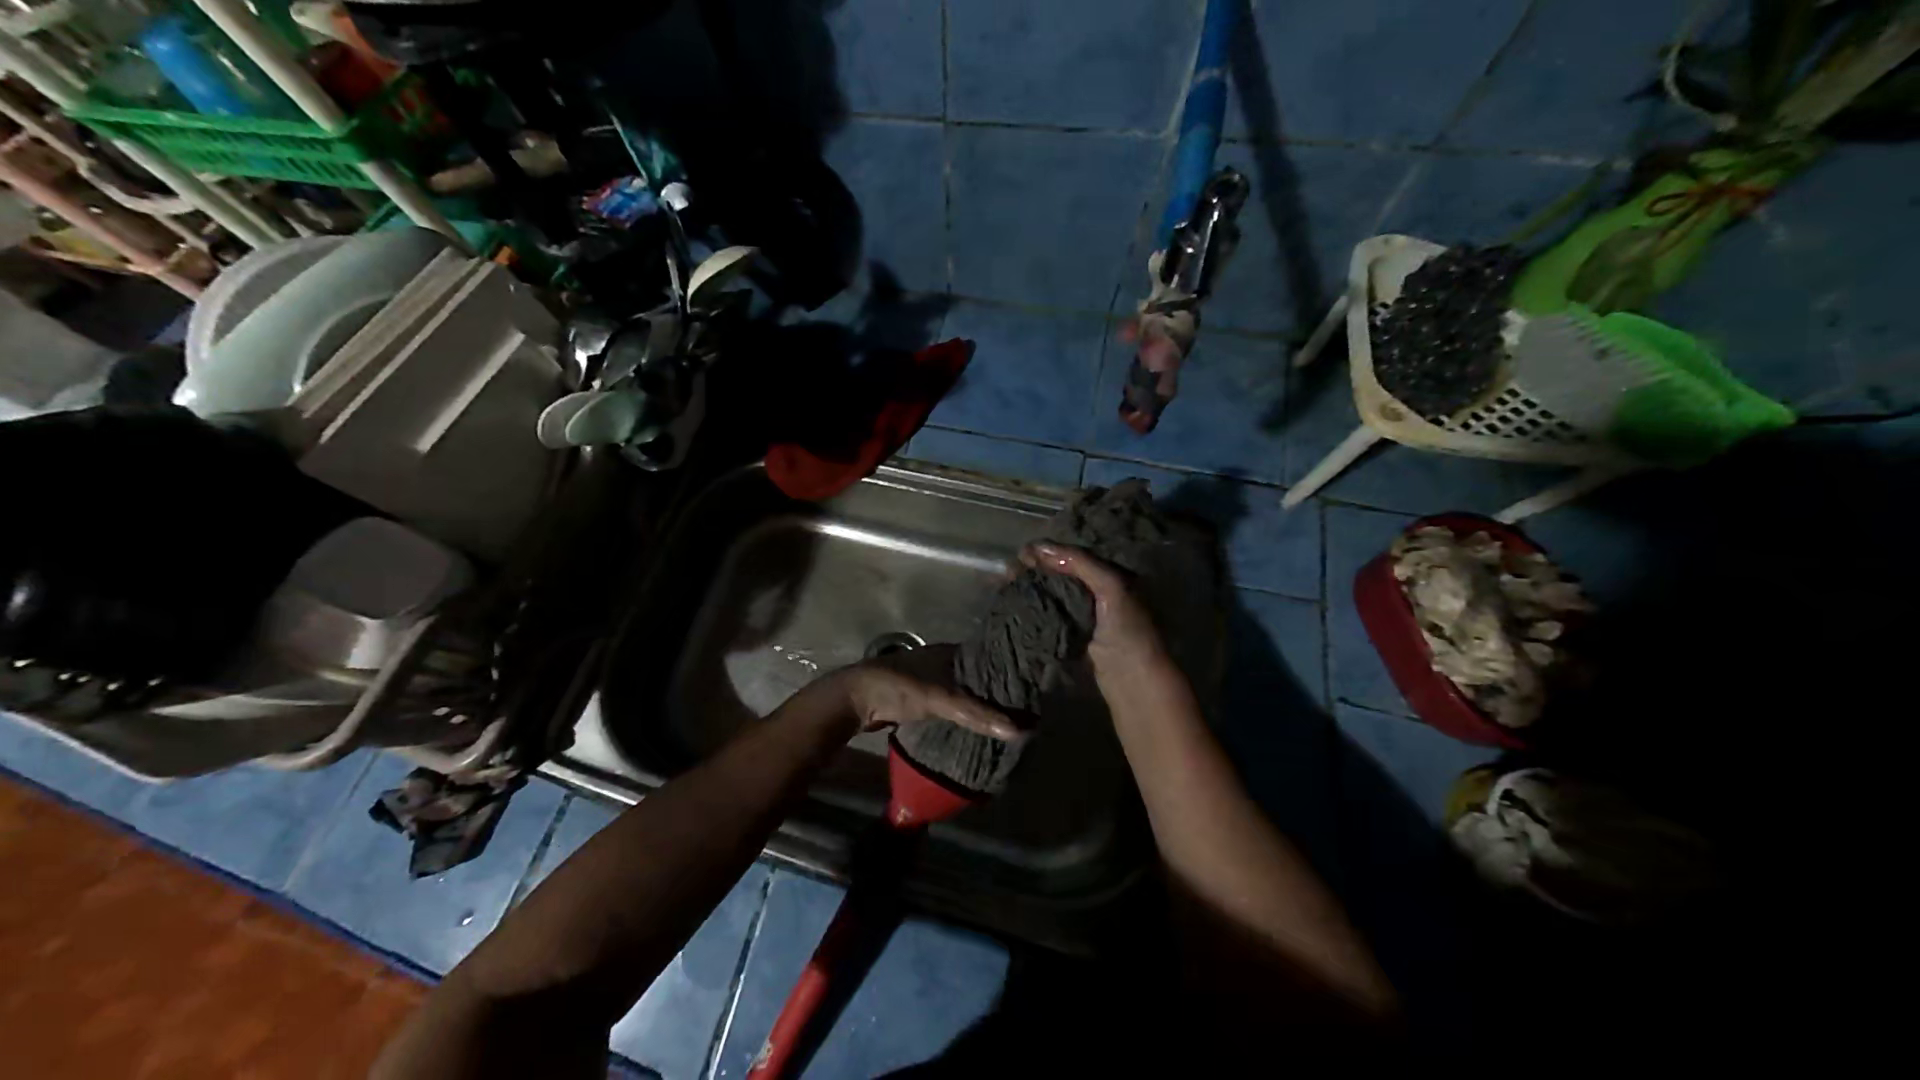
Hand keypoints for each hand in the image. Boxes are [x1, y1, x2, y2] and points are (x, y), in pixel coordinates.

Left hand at [826, 650, 1016, 740]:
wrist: (855, 699)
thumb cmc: (900, 687)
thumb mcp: (943, 700)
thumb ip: (978, 714)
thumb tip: (1022, 729)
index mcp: (950, 651)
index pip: (989, 658)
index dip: (1009, 671)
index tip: (1032, 688)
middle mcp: (942, 661)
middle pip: (977, 676)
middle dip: (996, 691)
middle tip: (1022, 710)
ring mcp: (930, 680)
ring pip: (963, 691)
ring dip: (978, 704)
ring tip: (1005, 721)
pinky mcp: (920, 699)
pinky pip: (950, 706)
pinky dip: (962, 715)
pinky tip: (974, 727)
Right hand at [1019, 543, 1171, 676]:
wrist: (1134, 680)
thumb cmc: (1128, 630)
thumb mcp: (1111, 586)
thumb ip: (1080, 563)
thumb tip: (1039, 547)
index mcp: (1112, 576)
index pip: (1075, 557)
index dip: (1050, 552)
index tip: (1023, 554)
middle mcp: (1097, 592)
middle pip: (1059, 574)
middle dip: (1035, 569)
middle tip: (1008, 571)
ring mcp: (1083, 616)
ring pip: (1051, 594)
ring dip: (1029, 587)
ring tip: (1004, 583)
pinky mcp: (1071, 637)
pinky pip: (1048, 615)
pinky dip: (1032, 608)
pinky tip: (1013, 603)